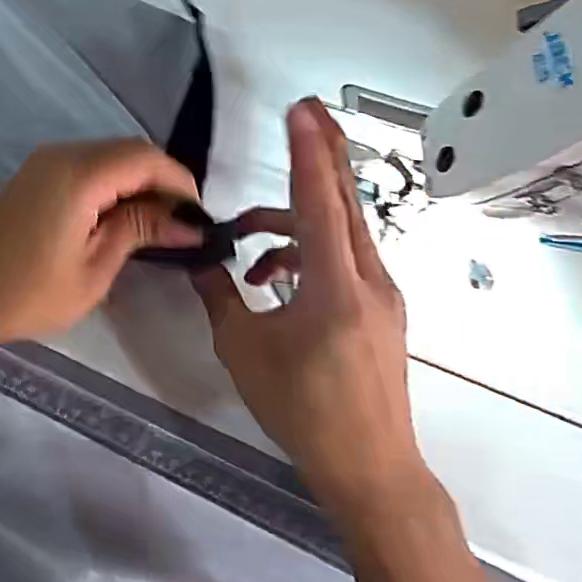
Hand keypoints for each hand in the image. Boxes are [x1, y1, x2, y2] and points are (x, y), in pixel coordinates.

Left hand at [0, 140, 201, 353]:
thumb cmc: (26, 292)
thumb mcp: (94, 269)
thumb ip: (140, 231)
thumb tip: (189, 222)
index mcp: (78, 174)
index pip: (146, 157)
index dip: (181, 182)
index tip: (200, 219)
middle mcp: (61, 154)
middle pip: (129, 151)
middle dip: (162, 182)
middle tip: (183, 226)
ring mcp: (43, 161)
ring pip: (108, 156)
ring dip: (137, 182)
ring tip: (157, 226)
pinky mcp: (34, 174)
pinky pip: (86, 166)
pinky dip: (112, 184)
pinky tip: (120, 217)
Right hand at [192, 98, 427, 509]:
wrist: (370, 470)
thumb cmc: (301, 409)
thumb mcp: (242, 348)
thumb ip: (219, 294)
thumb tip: (201, 257)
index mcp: (335, 287)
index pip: (318, 204)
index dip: (307, 153)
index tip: (302, 111)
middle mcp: (368, 279)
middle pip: (343, 200)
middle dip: (322, 152)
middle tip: (305, 110)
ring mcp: (380, 293)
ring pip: (338, 231)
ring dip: (291, 222)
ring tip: (245, 248)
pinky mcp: (378, 308)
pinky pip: (341, 257)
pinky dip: (304, 251)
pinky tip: (272, 281)